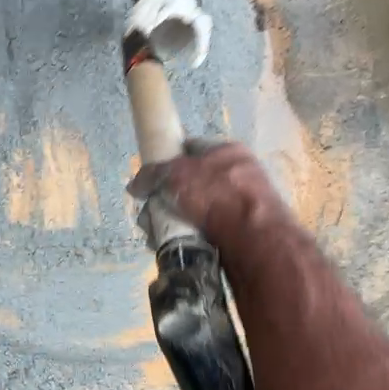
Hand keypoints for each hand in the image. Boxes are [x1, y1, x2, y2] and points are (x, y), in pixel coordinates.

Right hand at [128, 140, 296, 247]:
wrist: (254, 238)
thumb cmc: (216, 195)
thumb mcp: (176, 174)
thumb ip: (151, 175)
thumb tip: (134, 187)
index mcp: (228, 151)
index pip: (190, 148)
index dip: (167, 160)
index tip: (151, 177)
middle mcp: (237, 174)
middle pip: (187, 183)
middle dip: (165, 198)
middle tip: (152, 210)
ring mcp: (239, 203)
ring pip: (191, 208)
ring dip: (170, 219)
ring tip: (159, 231)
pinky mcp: (238, 230)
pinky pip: (202, 228)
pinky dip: (186, 234)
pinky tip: (175, 241)